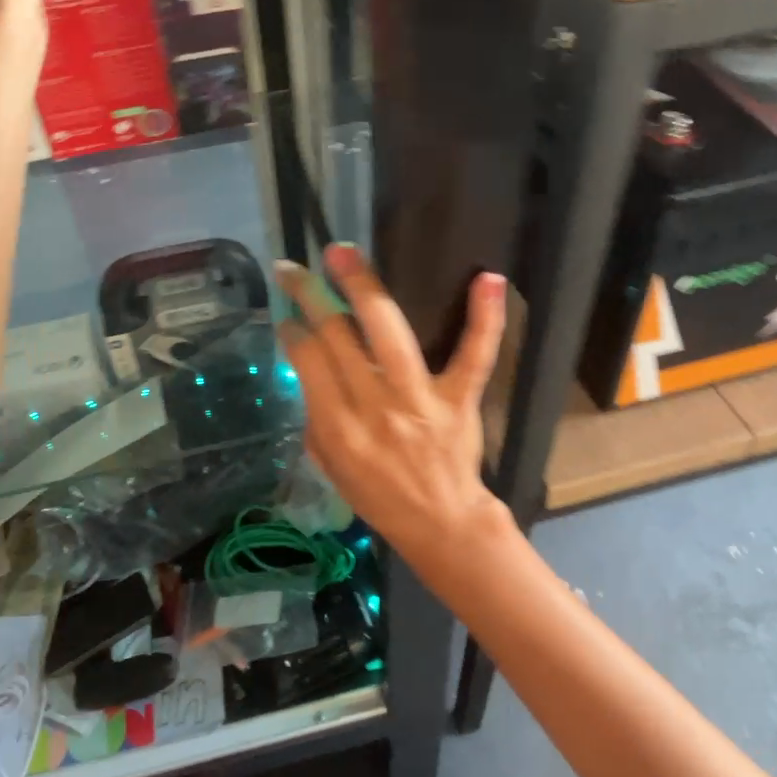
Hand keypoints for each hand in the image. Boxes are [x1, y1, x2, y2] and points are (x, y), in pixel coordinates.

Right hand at [275, 244, 515, 573]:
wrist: (440, 523)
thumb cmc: (378, 495)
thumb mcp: (330, 464)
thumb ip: (316, 415)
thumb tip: (309, 364)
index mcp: (338, 428)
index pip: (308, 362)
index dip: (293, 331)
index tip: (288, 315)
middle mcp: (374, 407)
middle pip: (338, 338)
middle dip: (310, 296)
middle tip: (293, 268)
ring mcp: (420, 399)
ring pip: (388, 333)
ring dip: (362, 287)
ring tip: (342, 254)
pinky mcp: (460, 398)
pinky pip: (475, 355)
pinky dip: (485, 317)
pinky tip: (489, 278)